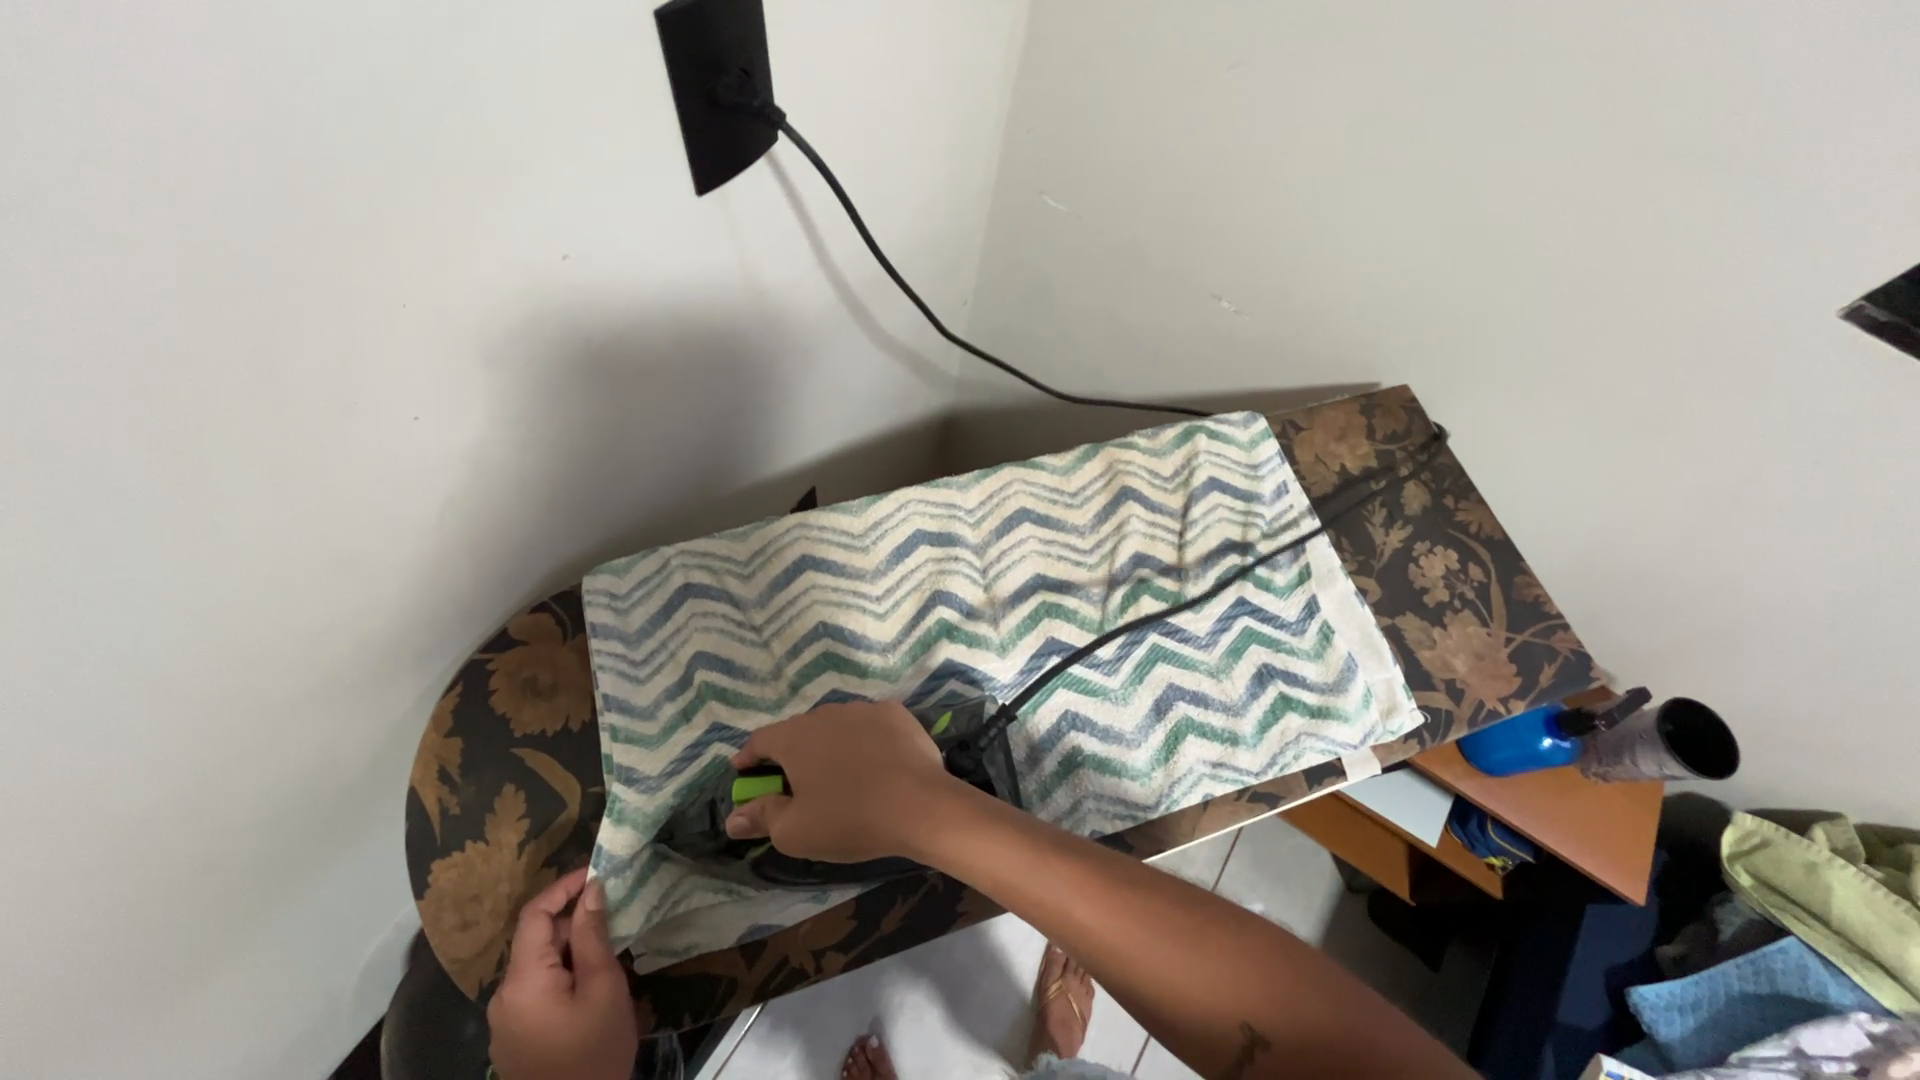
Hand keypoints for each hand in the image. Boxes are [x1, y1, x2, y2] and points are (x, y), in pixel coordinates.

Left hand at [486, 868, 637, 1079]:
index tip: (597, 874)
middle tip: (615, 913)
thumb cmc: (595, 1052)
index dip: (563, 887)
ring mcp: (504, 1020)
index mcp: (523, 980)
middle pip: (535, 940)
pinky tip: (590, 983)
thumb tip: (591, 890)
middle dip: (573, 920)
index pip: (534, 914)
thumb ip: (593, 936)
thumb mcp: (603, 988)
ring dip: (569, 949)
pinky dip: (561, 973)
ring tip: (609, 948)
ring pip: (537, 965)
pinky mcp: (513, 1038)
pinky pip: (535, 989)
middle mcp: (504, 995)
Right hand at [724, 700, 967, 862]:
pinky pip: (870, 726)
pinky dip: (864, 741)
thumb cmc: (849, 819)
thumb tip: (733, 817)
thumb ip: (761, 818)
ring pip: (836, 726)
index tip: (744, 773)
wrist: (920, 806)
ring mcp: (864, 709)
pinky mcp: (897, 714)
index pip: (760, 740)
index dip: (749, 758)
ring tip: (837, 772)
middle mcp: (826, 713)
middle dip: (792, 754)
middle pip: (799, 731)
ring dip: (830, 745)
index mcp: (795, 736)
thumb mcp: (795, 831)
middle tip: (795, 782)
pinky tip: (874, 763)